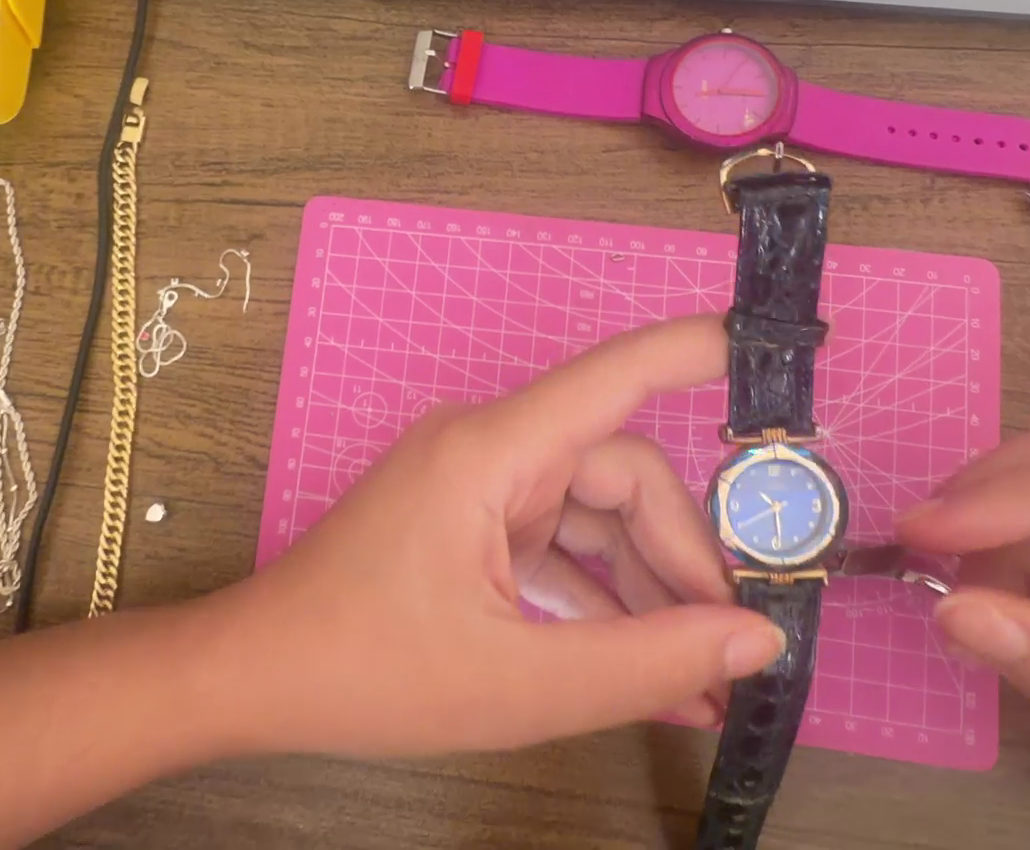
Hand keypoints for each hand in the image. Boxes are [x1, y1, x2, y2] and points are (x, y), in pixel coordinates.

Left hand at [211, 316, 785, 756]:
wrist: (263, 675)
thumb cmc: (372, 669)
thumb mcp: (520, 680)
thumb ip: (647, 661)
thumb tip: (754, 638)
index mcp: (490, 452)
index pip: (609, 377)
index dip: (689, 353)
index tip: (766, 348)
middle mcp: (486, 449)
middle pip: (618, 473)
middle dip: (681, 555)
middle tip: (729, 645)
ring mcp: (475, 484)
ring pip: (591, 513)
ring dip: (645, 588)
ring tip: (698, 677)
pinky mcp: (468, 521)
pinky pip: (555, 543)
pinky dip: (597, 596)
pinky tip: (643, 666)